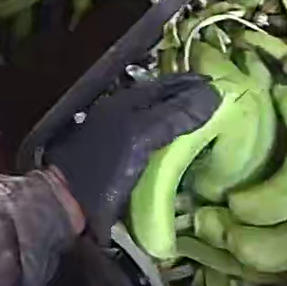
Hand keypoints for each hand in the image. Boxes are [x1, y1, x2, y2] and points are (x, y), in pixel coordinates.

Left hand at [39, 74, 220, 240]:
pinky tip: (178, 144)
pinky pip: (149, 136)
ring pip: (154, 116)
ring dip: (178, 115)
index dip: (191, 84)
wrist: (67, 201)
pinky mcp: (117, 156)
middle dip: (187, 97)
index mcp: (126, 102)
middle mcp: (121, 112)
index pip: (166, 86)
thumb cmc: (105, 166)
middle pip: (160, 98)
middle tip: (217, 102)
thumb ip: (174, 116)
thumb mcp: (142, 136)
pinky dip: (168, 134)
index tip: (219, 87)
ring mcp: (117, 134)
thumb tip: (213, 94)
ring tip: (203, 121)